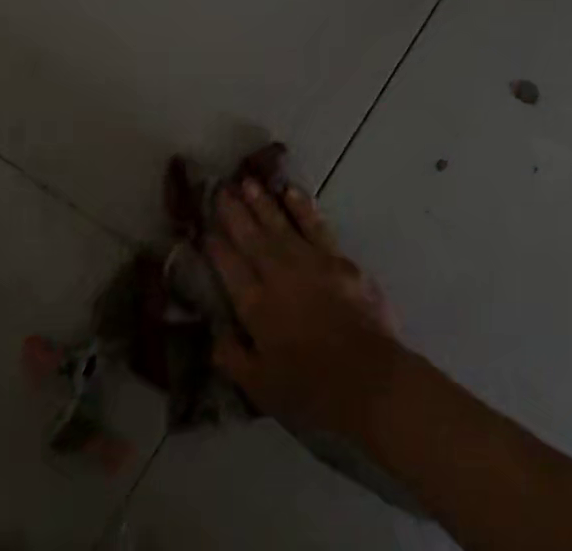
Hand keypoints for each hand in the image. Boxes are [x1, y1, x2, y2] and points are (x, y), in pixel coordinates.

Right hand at [205, 181, 405, 434]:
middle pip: (252, 239)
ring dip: (263, 204)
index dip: (215, 247)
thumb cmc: (311, 389)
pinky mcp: (340, 261)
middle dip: (235, 214)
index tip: (203, 228)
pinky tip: (290, 192)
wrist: (368, 377)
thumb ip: (232, 357)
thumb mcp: (259, 387)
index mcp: (256, 307)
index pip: (229, 269)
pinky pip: (316, 227)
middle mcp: (280, 277)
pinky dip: (302, 208)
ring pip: (281, 226)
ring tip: (247, 182)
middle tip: (221, 190)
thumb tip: (215, 333)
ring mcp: (312, 264)